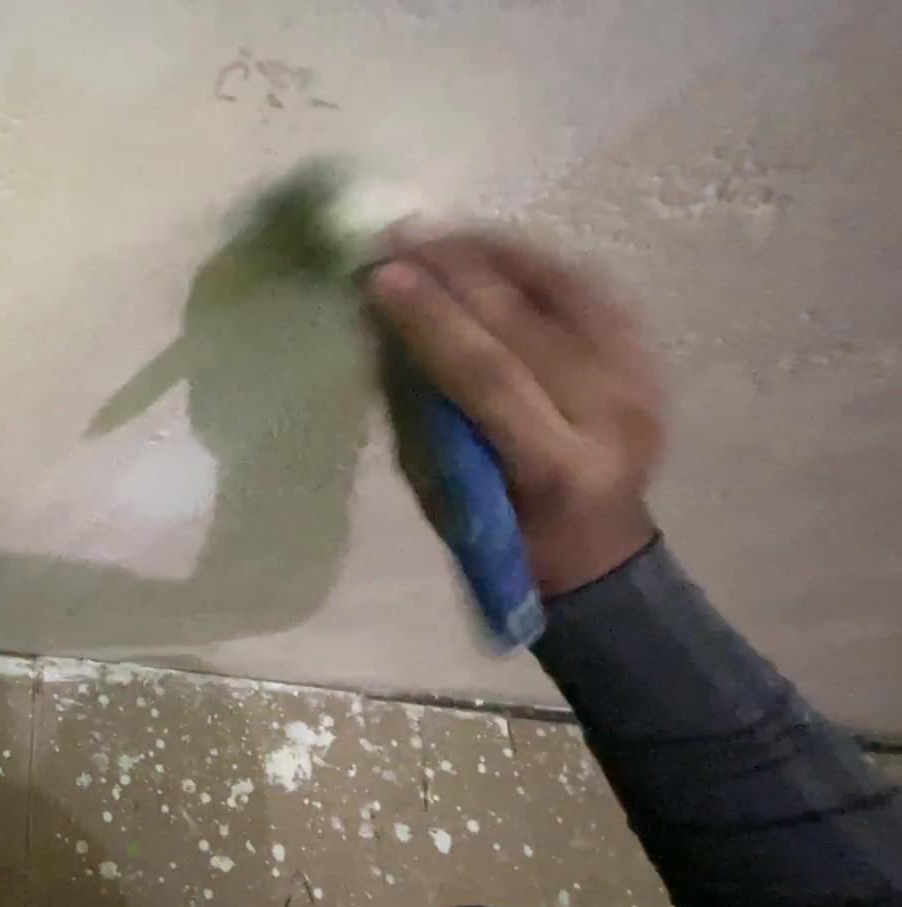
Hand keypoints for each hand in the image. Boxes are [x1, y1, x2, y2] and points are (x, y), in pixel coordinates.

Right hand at [367, 231, 663, 597]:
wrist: (597, 549)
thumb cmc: (499, 532)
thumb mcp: (445, 488)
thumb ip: (426, 414)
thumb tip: (391, 336)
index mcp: (554, 464)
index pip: (487, 374)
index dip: (433, 320)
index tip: (381, 278)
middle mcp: (612, 414)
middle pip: (530, 324)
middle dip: (457, 273)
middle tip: (400, 238)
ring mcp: (642, 380)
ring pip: (569, 295)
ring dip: (495, 255)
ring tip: (437, 233)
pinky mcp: (650, 358)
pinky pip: (592, 292)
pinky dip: (536, 263)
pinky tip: (491, 247)